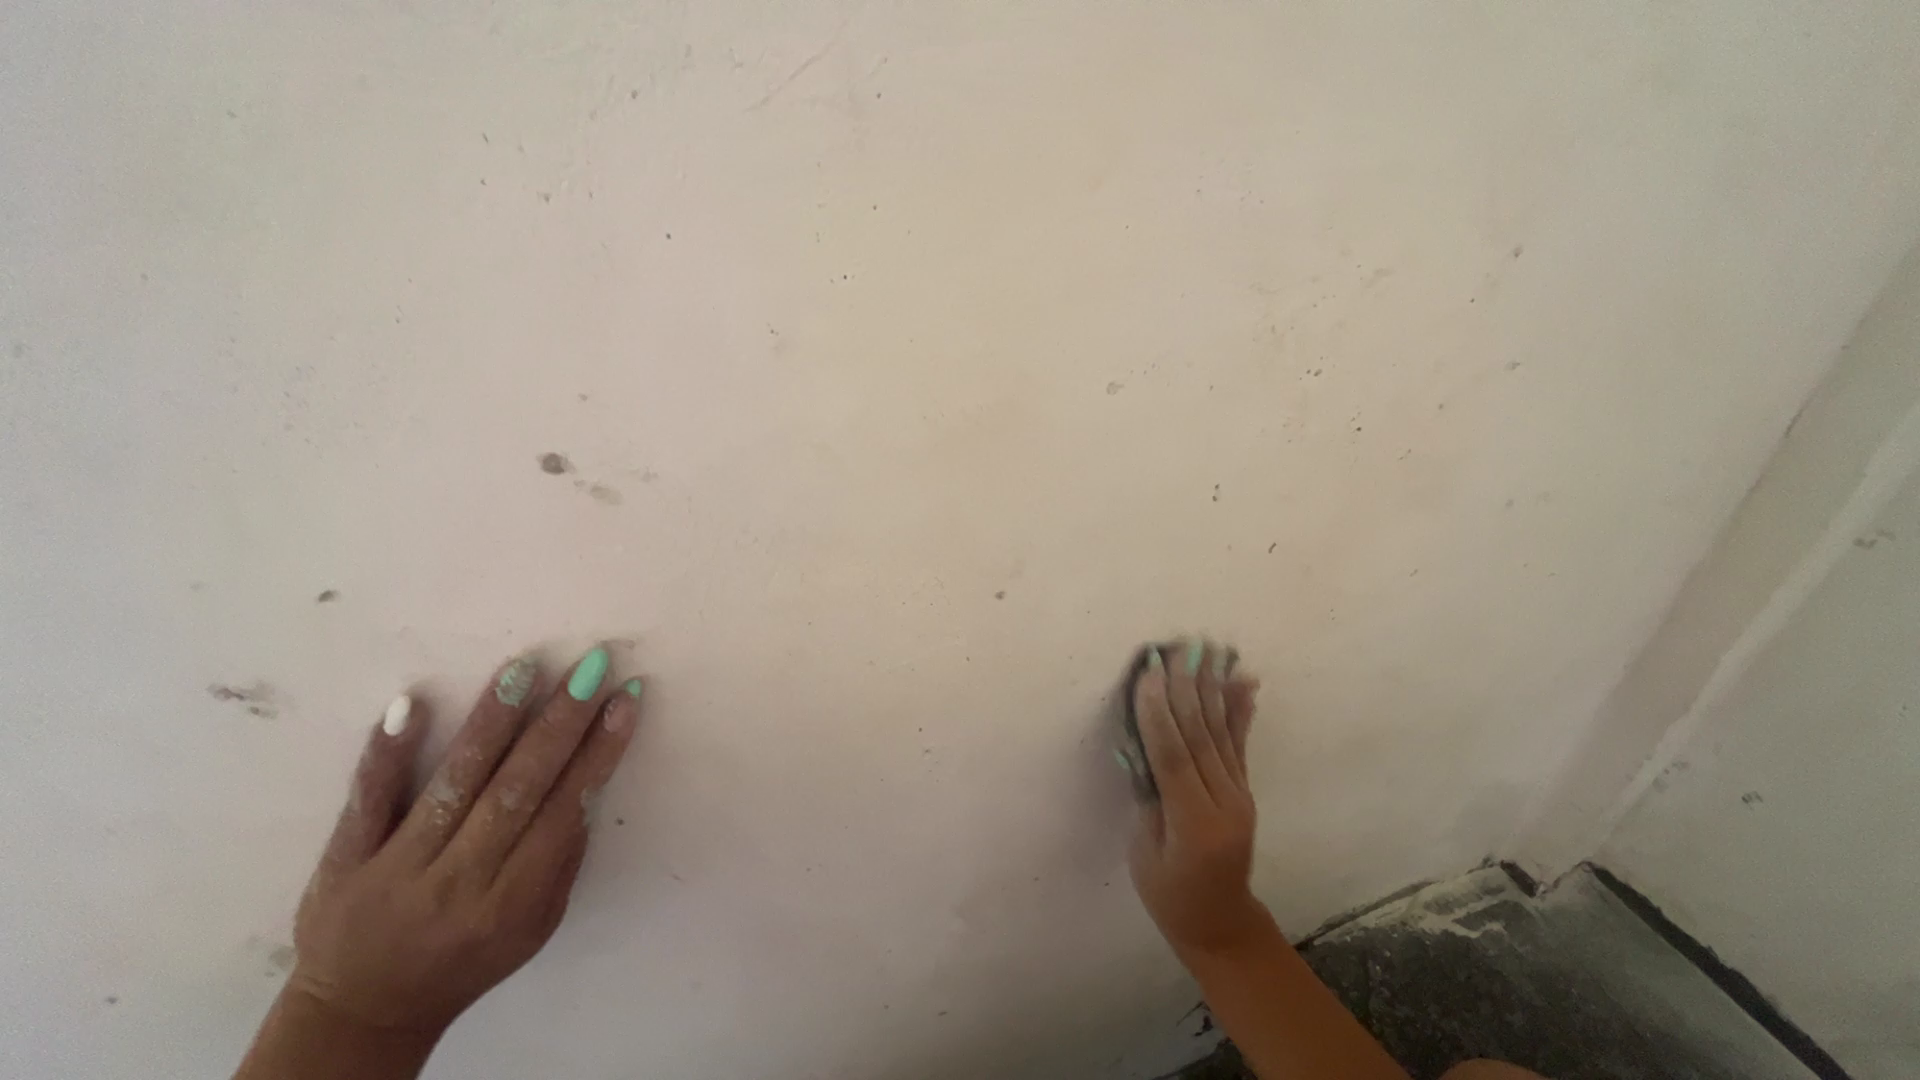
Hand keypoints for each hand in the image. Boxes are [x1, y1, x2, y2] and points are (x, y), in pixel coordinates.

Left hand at [280, 647, 641, 1039]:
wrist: (360, 1014)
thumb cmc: (467, 962)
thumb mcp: (534, 928)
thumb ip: (561, 860)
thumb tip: (585, 784)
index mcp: (511, 901)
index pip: (564, 809)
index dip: (599, 751)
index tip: (624, 697)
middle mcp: (459, 880)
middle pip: (517, 788)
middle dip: (560, 722)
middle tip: (591, 666)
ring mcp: (397, 868)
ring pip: (454, 783)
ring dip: (492, 723)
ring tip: (524, 668)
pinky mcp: (344, 859)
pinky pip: (368, 800)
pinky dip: (387, 753)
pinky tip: (410, 703)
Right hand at [1128, 640, 1266, 956]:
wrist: (1219, 922)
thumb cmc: (1169, 894)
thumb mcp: (1146, 851)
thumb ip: (1148, 797)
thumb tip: (1143, 746)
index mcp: (1194, 823)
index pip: (1172, 757)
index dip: (1158, 714)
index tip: (1148, 674)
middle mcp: (1224, 802)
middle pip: (1199, 736)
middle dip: (1185, 689)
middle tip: (1177, 649)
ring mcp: (1238, 794)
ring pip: (1220, 733)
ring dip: (1210, 688)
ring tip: (1208, 652)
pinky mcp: (1243, 790)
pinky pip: (1238, 744)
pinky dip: (1239, 710)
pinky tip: (1242, 682)